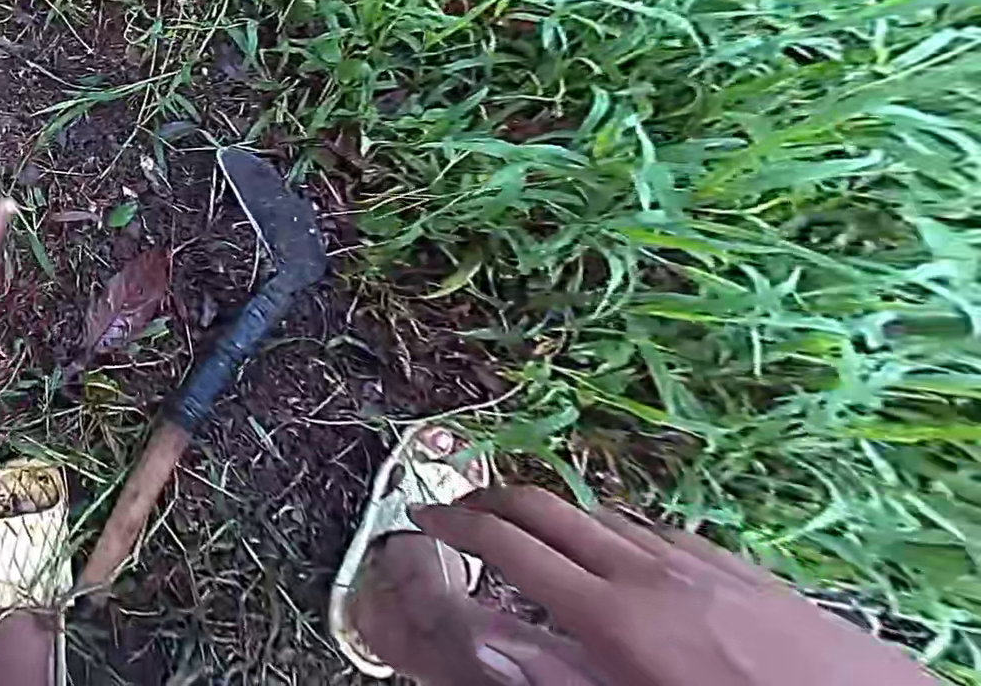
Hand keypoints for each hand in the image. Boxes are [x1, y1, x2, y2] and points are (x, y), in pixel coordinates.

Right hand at [415, 487, 933, 685]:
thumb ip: (560, 675)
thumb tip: (478, 637)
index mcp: (615, 619)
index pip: (504, 545)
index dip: (452, 522)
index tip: (420, 514)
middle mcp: (644, 575)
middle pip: (540, 507)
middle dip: (487, 499)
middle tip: (458, 509)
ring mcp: (697, 566)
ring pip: (594, 511)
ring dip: (548, 514)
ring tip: (531, 532)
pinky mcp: (745, 571)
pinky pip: (656, 529)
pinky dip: (615, 530)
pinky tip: (622, 554)